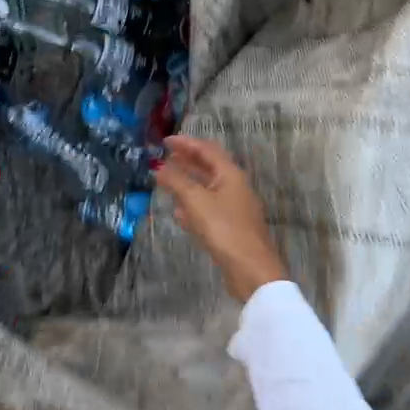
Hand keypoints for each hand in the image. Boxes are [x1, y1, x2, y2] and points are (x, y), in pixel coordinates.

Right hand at [153, 134, 287, 301]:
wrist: (250, 268)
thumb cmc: (223, 228)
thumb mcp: (195, 201)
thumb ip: (176, 182)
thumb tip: (159, 168)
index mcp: (230, 174)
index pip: (207, 150)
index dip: (186, 143)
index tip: (165, 141)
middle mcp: (234, 187)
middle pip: (209, 167)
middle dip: (187, 161)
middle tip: (165, 157)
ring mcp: (234, 207)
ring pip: (207, 188)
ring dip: (188, 182)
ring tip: (167, 180)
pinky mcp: (230, 227)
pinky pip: (208, 208)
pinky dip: (192, 204)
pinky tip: (178, 212)